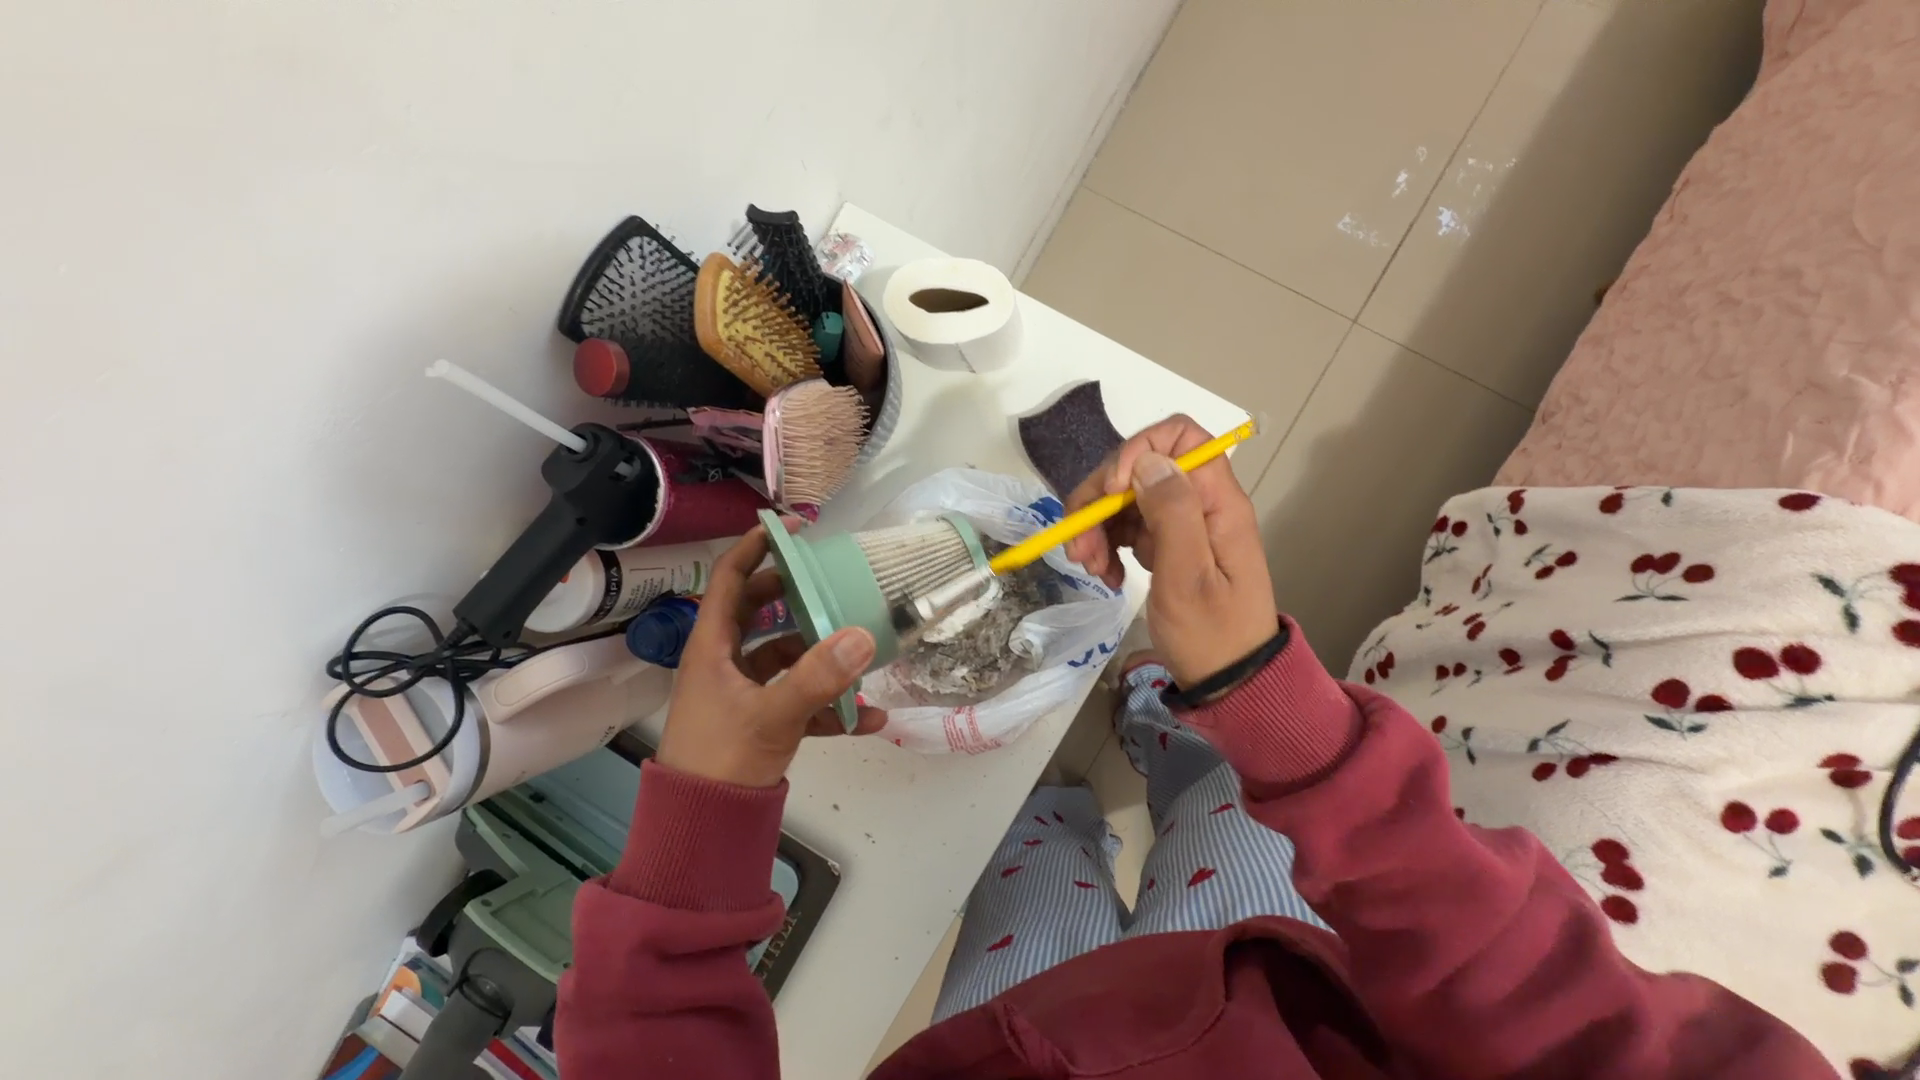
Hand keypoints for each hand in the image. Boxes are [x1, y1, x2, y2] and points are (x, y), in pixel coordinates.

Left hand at [655, 523, 886, 787]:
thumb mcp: (772, 715)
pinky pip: (795, 698)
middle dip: (794, 595)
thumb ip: (817, 678)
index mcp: (712, 646)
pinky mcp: (757, 719)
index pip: (730, 578)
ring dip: (817, 652)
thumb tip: (862, 636)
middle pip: (757, 610)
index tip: (793, 528)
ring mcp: (740, 691)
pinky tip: (864, 719)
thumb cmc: (722, 760)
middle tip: (828, 582)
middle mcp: (723, 661)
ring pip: (781, 655)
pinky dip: (825, 704)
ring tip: (855, 649)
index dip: (757, 546)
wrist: (702, 825)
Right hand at [1063, 414, 1277, 686]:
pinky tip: (1103, 574)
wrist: (1228, 682)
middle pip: (1141, 467)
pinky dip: (1106, 545)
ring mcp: (1180, 523)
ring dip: (1096, 526)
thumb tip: (1149, 460)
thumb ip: (1172, 513)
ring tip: (1088, 568)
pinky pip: (1126, 526)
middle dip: (1101, 498)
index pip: (1181, 436)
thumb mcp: (1189, 577)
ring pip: (1126, 498)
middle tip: (1079, 545)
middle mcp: (1199, 502)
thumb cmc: (1213, 635)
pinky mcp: (1165, 544)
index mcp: (1217, 501)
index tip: (1112, 492)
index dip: (1139, 450)